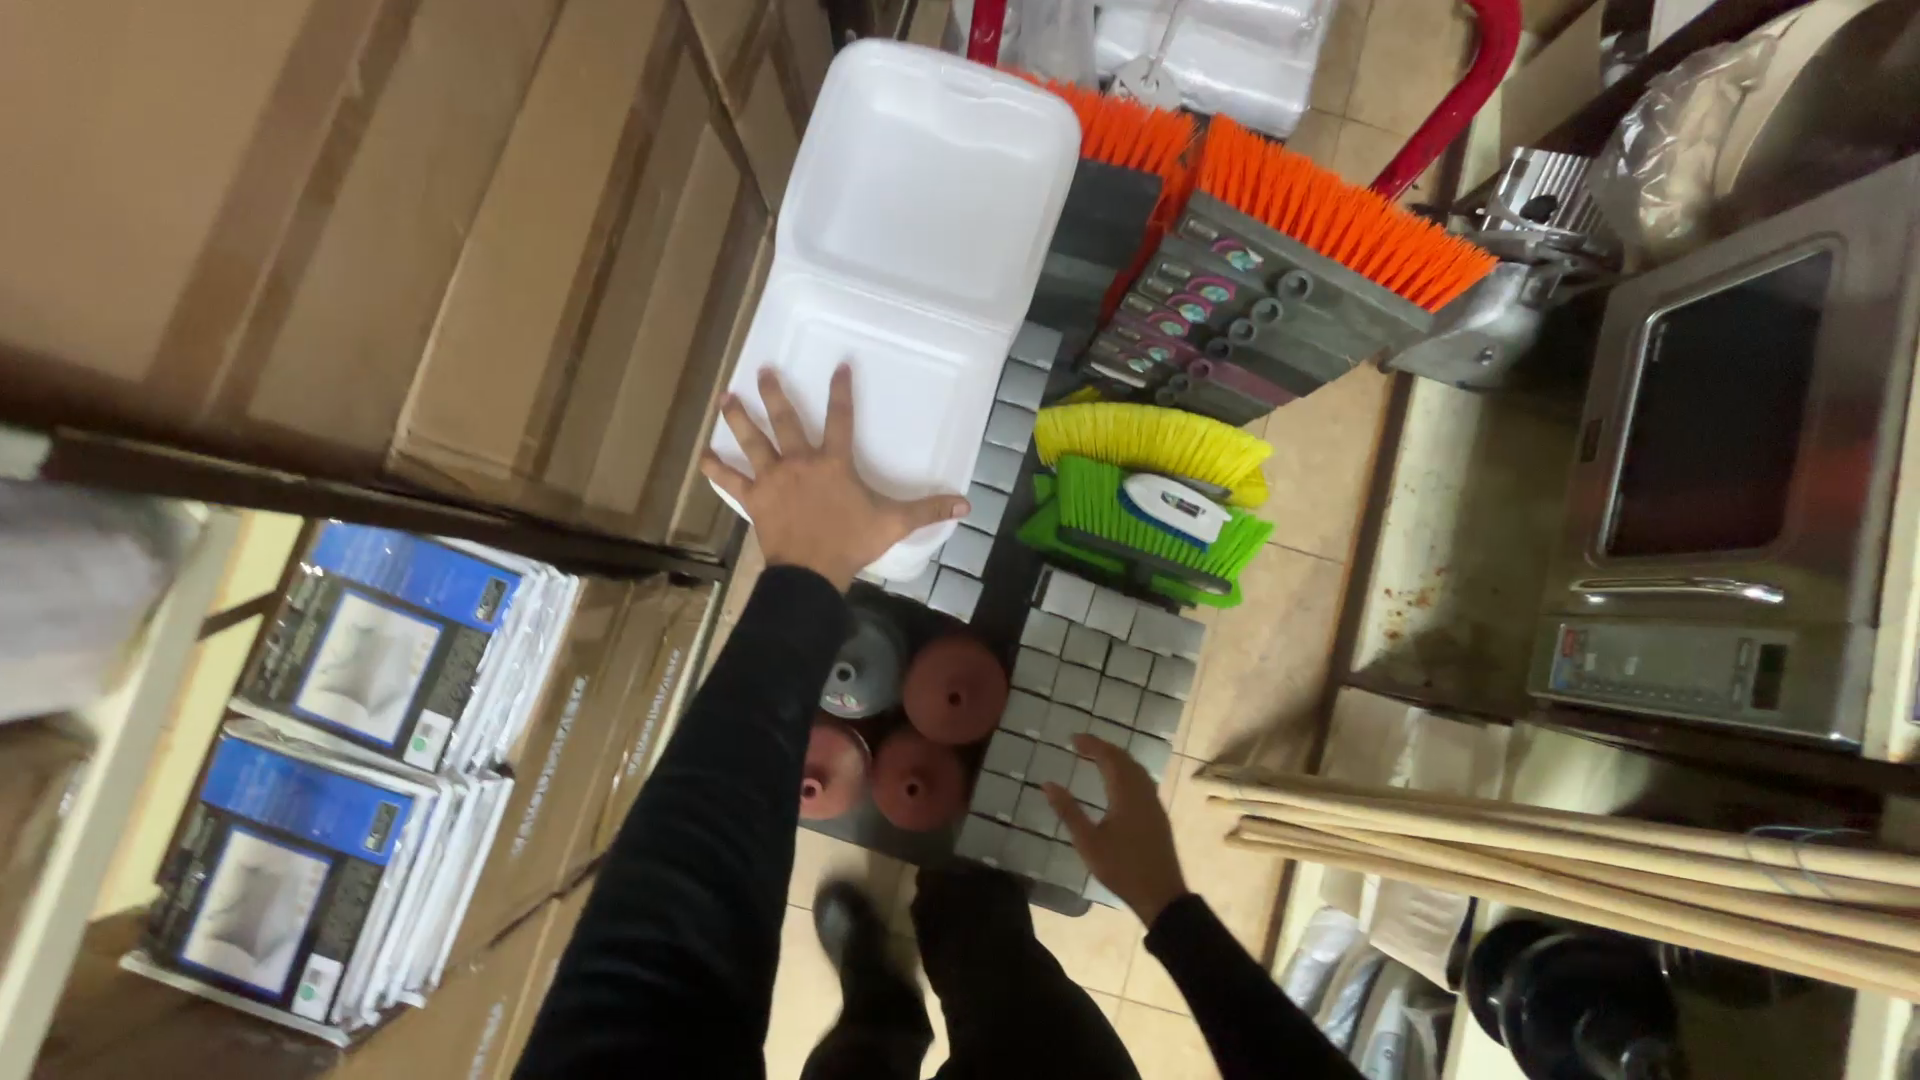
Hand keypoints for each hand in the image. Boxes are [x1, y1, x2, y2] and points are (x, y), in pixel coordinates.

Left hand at [702, 365, 968, 590]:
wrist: (812, 571)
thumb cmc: (851, 543)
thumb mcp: (894, 524)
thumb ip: (928, 510)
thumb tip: (965, 504)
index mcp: (834, 463)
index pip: (840, 419)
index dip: (841, 391)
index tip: (839, 366)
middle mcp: (800, 462)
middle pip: (785, 420)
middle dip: (775, 393)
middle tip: (764, 371)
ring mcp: (774, 479)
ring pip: (752, 441)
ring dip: (738, 418)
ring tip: (726, 397)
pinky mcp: (755, 499)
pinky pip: (731, 480)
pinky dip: (715, 469)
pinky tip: (701, 455)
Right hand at [1046, 734, 1188, 926]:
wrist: (1161, 895)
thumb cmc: (1121, 868)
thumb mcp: (1087, 842)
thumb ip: (1068, 811)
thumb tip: (1048, 784)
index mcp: (1125, 794)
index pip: (1108, 757)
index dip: (1091, 744)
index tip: (1072, 739)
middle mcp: (1142, 792)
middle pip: (1124, 759)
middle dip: (1103, 747)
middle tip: (1081, 745)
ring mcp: (1153, 802)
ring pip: (1136, 769)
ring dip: (1117, 758)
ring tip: (1097, 757)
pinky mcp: (1158, 814)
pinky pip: (1143, 780)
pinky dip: (1127, 770)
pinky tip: (1119, 781)